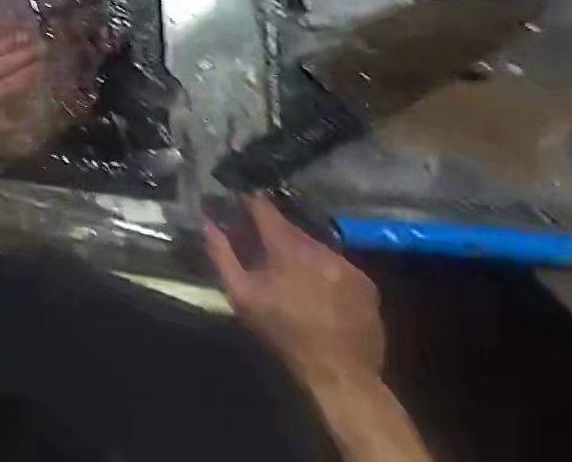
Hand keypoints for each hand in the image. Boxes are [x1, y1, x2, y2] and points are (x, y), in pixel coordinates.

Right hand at [203, 195, 385, 382]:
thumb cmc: (283, 331)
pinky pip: (334, 262)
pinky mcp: (367, 285)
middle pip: (290, 227)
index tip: (235, 196)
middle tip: (254, 236)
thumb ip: (221, 253)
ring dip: (296, 247)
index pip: (265, 210)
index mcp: (290, 250)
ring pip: (313, 245)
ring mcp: (349, 268)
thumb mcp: (241, 293)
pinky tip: (311, 282)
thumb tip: (204, 220)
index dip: (248, 200)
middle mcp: (323, 251)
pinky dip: (319, 264)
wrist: (340, 374)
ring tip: (283, 263)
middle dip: (271, 229)